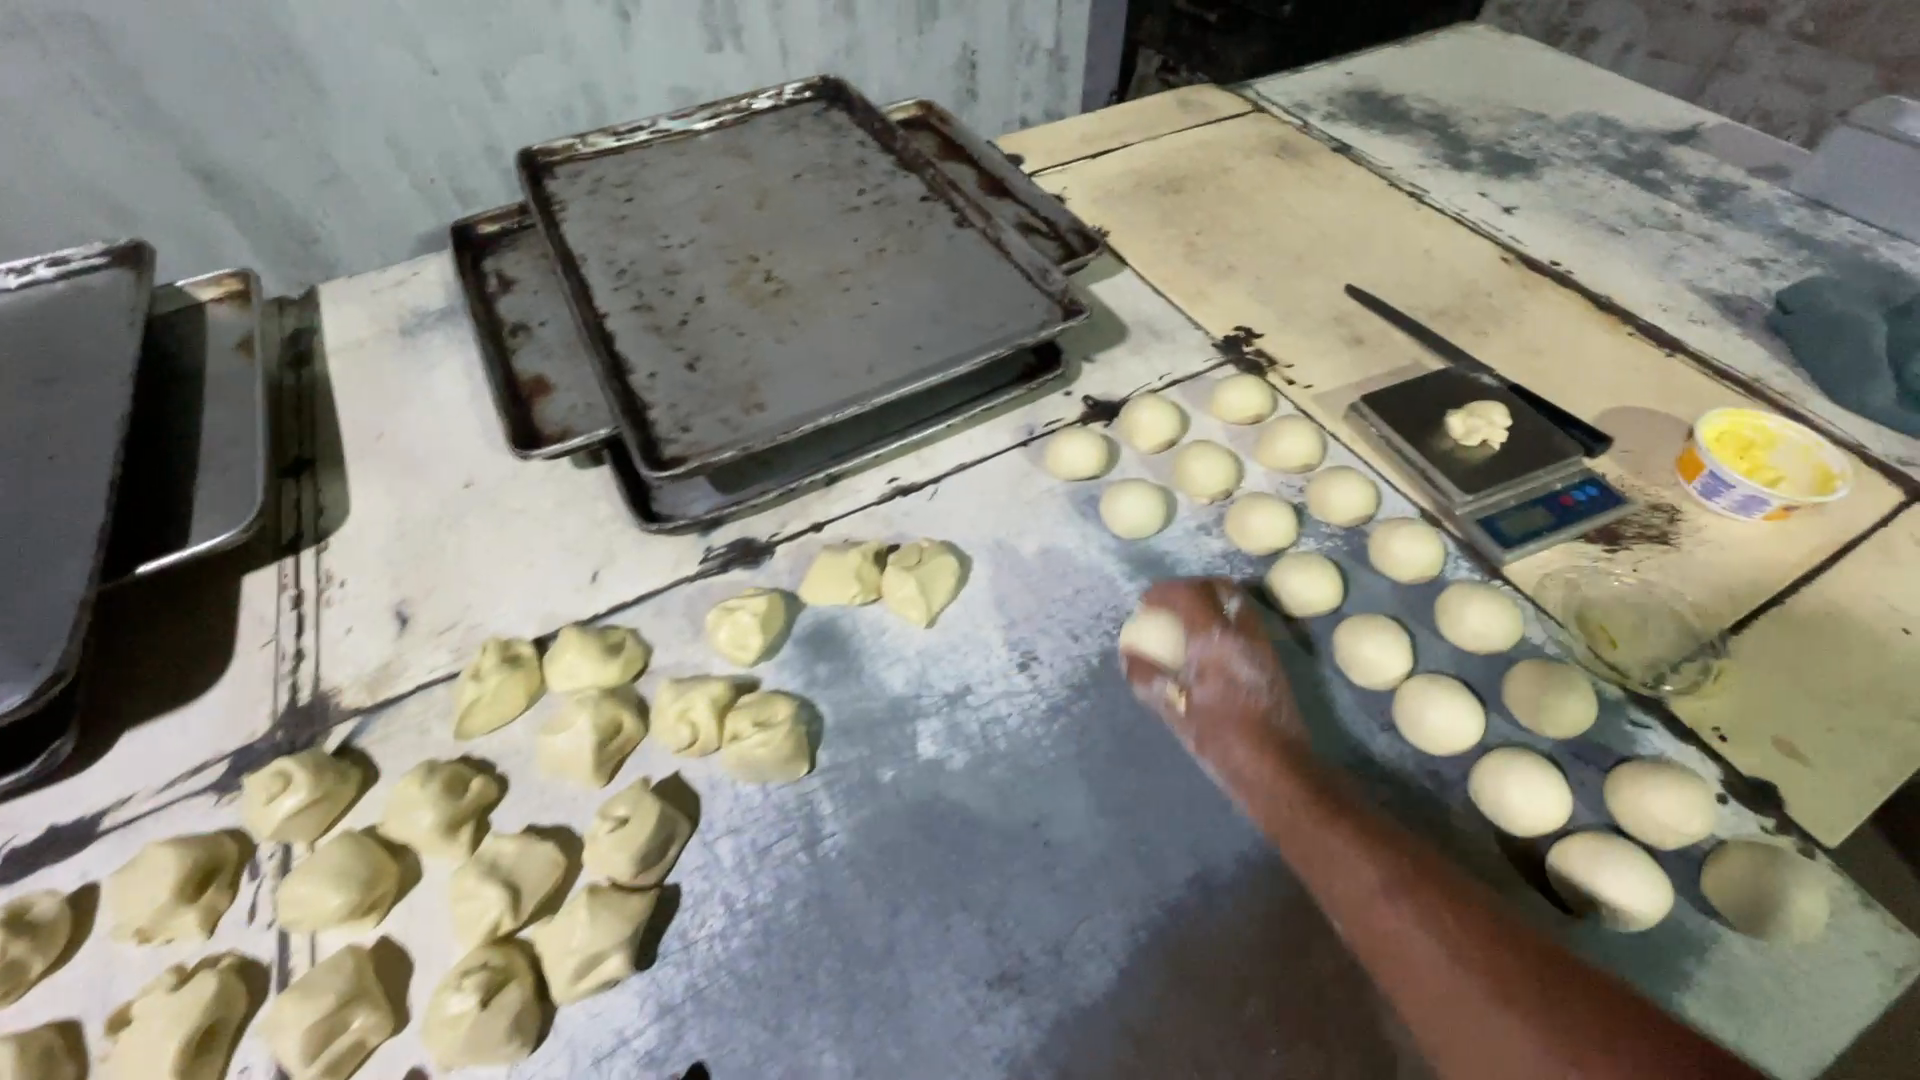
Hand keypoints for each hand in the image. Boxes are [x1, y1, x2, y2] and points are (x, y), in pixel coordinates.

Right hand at [1119, 578, 1306, 766]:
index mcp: (1214, 640)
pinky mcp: (1273, 659)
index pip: (1187, 593)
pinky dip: (1225, 620)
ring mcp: (1263, 644)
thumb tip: (1129, 653)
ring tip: (1189, 621)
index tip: (1145, 603)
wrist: (1275, 766)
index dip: (1162, 591)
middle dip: (1190, 588)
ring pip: (1237, 603)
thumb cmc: (1219, 739)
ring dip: (1211, 601)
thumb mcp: (1171, 710)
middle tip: (1169, 604)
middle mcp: (1242, 632)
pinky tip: (1210, 645)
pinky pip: (1246, 622)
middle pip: (1218, 587)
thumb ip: (1145, 676)